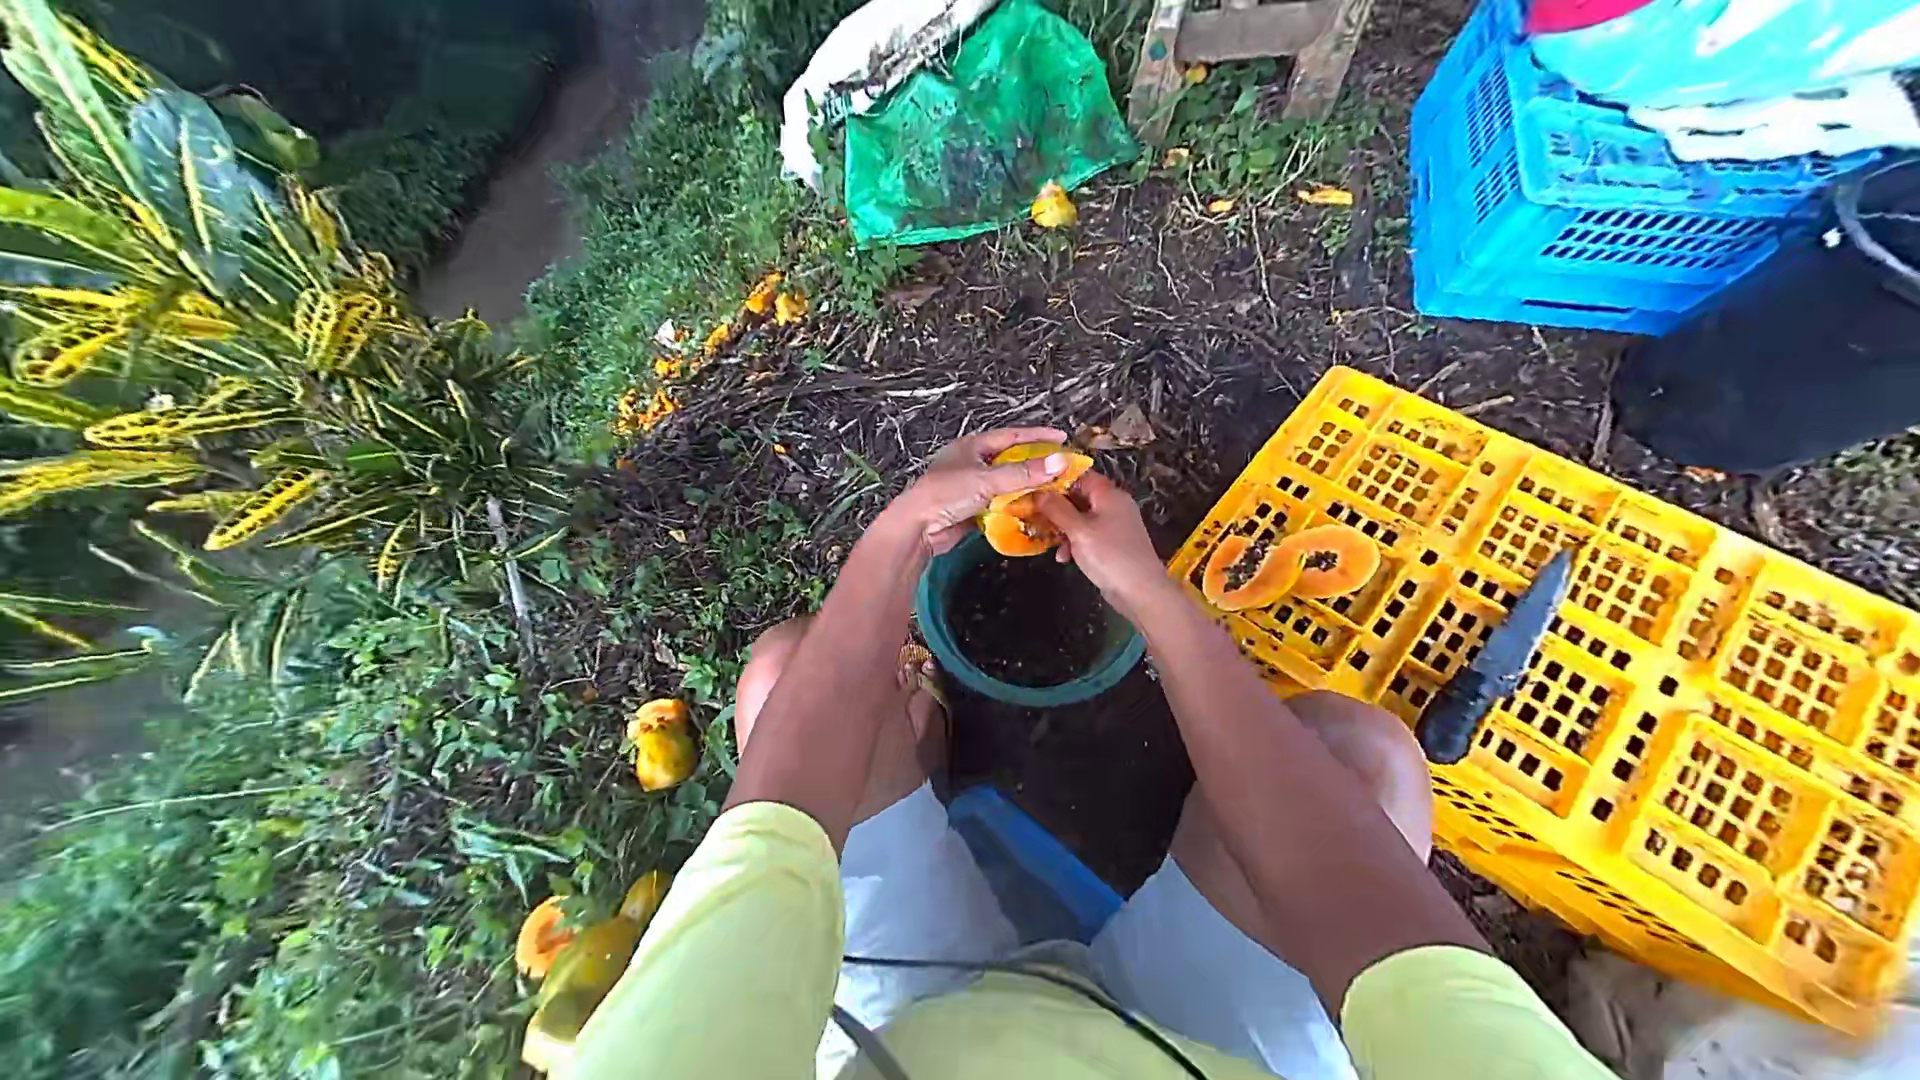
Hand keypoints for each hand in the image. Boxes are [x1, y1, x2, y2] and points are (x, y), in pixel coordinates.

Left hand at [886, 427, 1070, 554]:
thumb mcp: (987, 480)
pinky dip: (1015, 506)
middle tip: (1061, 467)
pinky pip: (999, 503)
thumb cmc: (945, 494)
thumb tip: (1059, 462)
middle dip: (1035, 464)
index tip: (1062, 438)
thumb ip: (1024, 473)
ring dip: (1026, 487)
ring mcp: (971, 486)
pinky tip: (1033, 509)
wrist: (917, 527)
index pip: (1012, 436)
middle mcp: (972, 463)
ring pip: (1006, 483)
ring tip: (1053, 489)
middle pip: (1010, 460)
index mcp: (972, 446)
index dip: (1038, 436)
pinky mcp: (971, 508)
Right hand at [1035, 473, 1179, 621]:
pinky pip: (1089, 535)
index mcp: (1109, 495)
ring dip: (1063, 529)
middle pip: (1079, 497)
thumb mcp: (1078, 530)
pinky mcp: (1113, 543)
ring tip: (1050, 543)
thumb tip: (1039, 492)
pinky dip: (1075, 542)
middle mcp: (1114, 505)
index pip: (1081, 476)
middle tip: (1036, 518)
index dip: (1057, 481)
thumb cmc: (1109, 556)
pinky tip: (1065, 557)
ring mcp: (1115, 525)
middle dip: (1057, 509)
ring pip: (1081, 518)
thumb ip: (1057, 509)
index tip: (1036, 491)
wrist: (1141, 591)